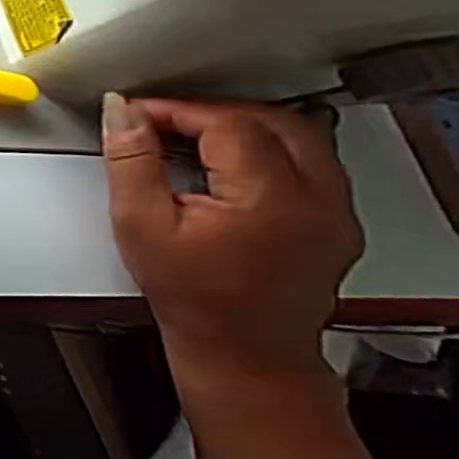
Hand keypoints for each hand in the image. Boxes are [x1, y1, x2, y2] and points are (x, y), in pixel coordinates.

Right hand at [103, 95, 363, 380]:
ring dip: (240, 124)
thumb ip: (130, 160)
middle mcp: (318, 202)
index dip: (175, 109)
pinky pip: (309, 160)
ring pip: (298, 135)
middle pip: (271, 120)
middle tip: (163, 118)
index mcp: (271, 200)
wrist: (242, 350)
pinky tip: (223, 160)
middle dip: (210, 110)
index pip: (227, 123)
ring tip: (190, 135)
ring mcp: (336, 213)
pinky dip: (265, 146)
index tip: (137, 113)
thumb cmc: (194, 297)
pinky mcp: (336, 220)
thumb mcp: (138, 222)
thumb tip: (121, 114)